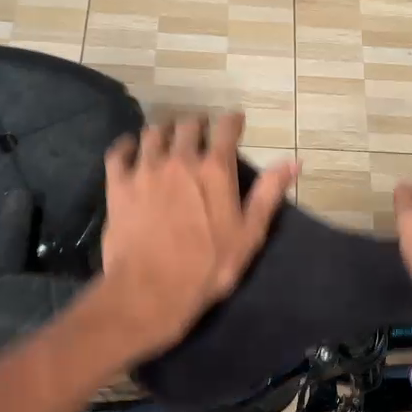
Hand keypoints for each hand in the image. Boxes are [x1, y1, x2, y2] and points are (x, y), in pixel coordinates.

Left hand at [98, 113, 298, 351]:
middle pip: (187, 125)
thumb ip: (269, 194)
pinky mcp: (118, 185)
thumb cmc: (208, 267)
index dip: (232, 121)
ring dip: (164, 131)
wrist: (150, 290)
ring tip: (168, 138)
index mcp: (215, 170)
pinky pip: (119, 153)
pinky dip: (127, 146)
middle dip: (197, 124)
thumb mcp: (249, 235)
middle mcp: (180, 159)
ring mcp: (145, 170)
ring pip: (154, 133)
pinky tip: (131, 149)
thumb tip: (293, 162)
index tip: (235, 121)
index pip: (225, 129)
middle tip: (201, 132)